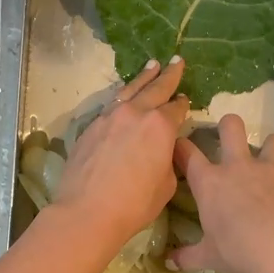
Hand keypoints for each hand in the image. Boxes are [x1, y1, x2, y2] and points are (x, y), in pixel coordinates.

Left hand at [49, 57, 189, 243]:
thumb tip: (162, 152)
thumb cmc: (134, 204)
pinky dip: (122, 96)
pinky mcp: (90, 128)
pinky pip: (111, 104)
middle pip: (155, 89)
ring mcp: (109, 117)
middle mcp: (135, 114)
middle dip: (168, 75)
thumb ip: (168, 161)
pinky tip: (124, 96)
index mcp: (160, 127)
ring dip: (143, 78)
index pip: (176, 109)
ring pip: (129, 91)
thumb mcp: (166, 185)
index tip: (186, 100)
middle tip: (176, 61)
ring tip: (151, 66)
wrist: (87, 211)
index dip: (183, 105)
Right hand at [171, 114, 273, 272]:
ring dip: (270, 145)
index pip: (186, 152)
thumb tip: (169, 263)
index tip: (179, 147)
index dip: (180, 146)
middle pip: (231, 126)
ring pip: (272, 139)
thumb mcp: (209, 257)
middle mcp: (237, 166)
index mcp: (210, 182)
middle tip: (228, 139)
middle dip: (228, 125)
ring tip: (269, 159)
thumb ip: (187, 257)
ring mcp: (268, 169)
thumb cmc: (239, 252)